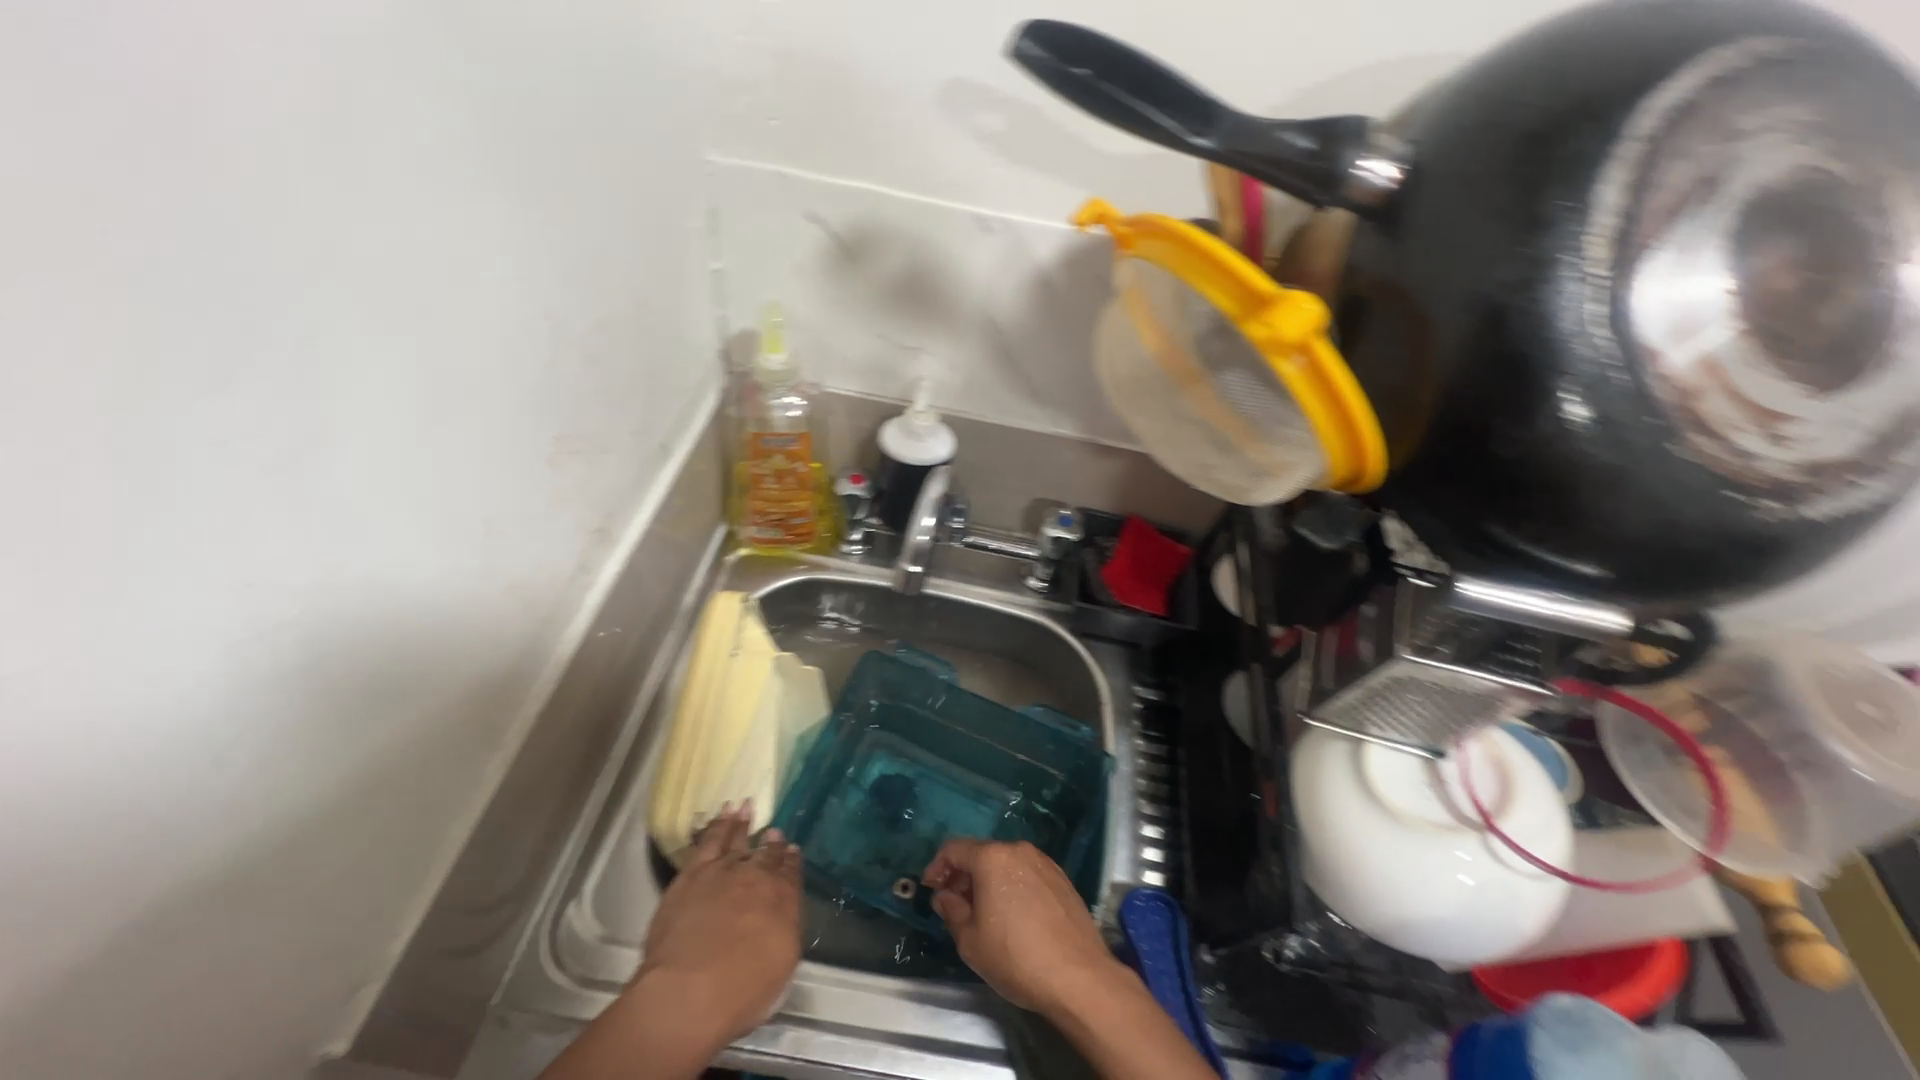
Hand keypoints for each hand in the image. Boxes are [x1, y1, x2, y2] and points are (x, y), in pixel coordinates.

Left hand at [638, 802, 802, 1043]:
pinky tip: (723, 813)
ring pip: (737, 840)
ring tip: (747, 807)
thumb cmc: (743, 991)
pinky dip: (719, 824)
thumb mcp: (782, 966)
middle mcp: (758, 879)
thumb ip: (784, 930)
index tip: (792, 852)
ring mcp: (723, 872)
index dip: (792, 863)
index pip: (791, 875)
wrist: (690, 990)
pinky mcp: (692, 873)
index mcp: (784, 902)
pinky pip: (710, 840)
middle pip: (766, 856)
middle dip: (771, 844)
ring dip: (744, 824)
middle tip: (774, 832)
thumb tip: (782, 914)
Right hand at [921, 838, 1120, 1013]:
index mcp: (993, 858)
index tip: (930, 889)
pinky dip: (1012, 886)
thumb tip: (945, 896)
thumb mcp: (970, 941)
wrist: (1079, 977)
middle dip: (963, 876)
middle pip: (982, 854)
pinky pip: (1027, 875)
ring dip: (988, 881)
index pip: (954, 849)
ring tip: (982, 913)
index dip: (937, 867)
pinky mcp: (1063, 881)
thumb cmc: (1015, 958)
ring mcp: (1046, 864)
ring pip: (1006, 864)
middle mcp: (1020, 851)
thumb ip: (952, 911)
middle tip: (954, 904)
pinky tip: (1013, 916)